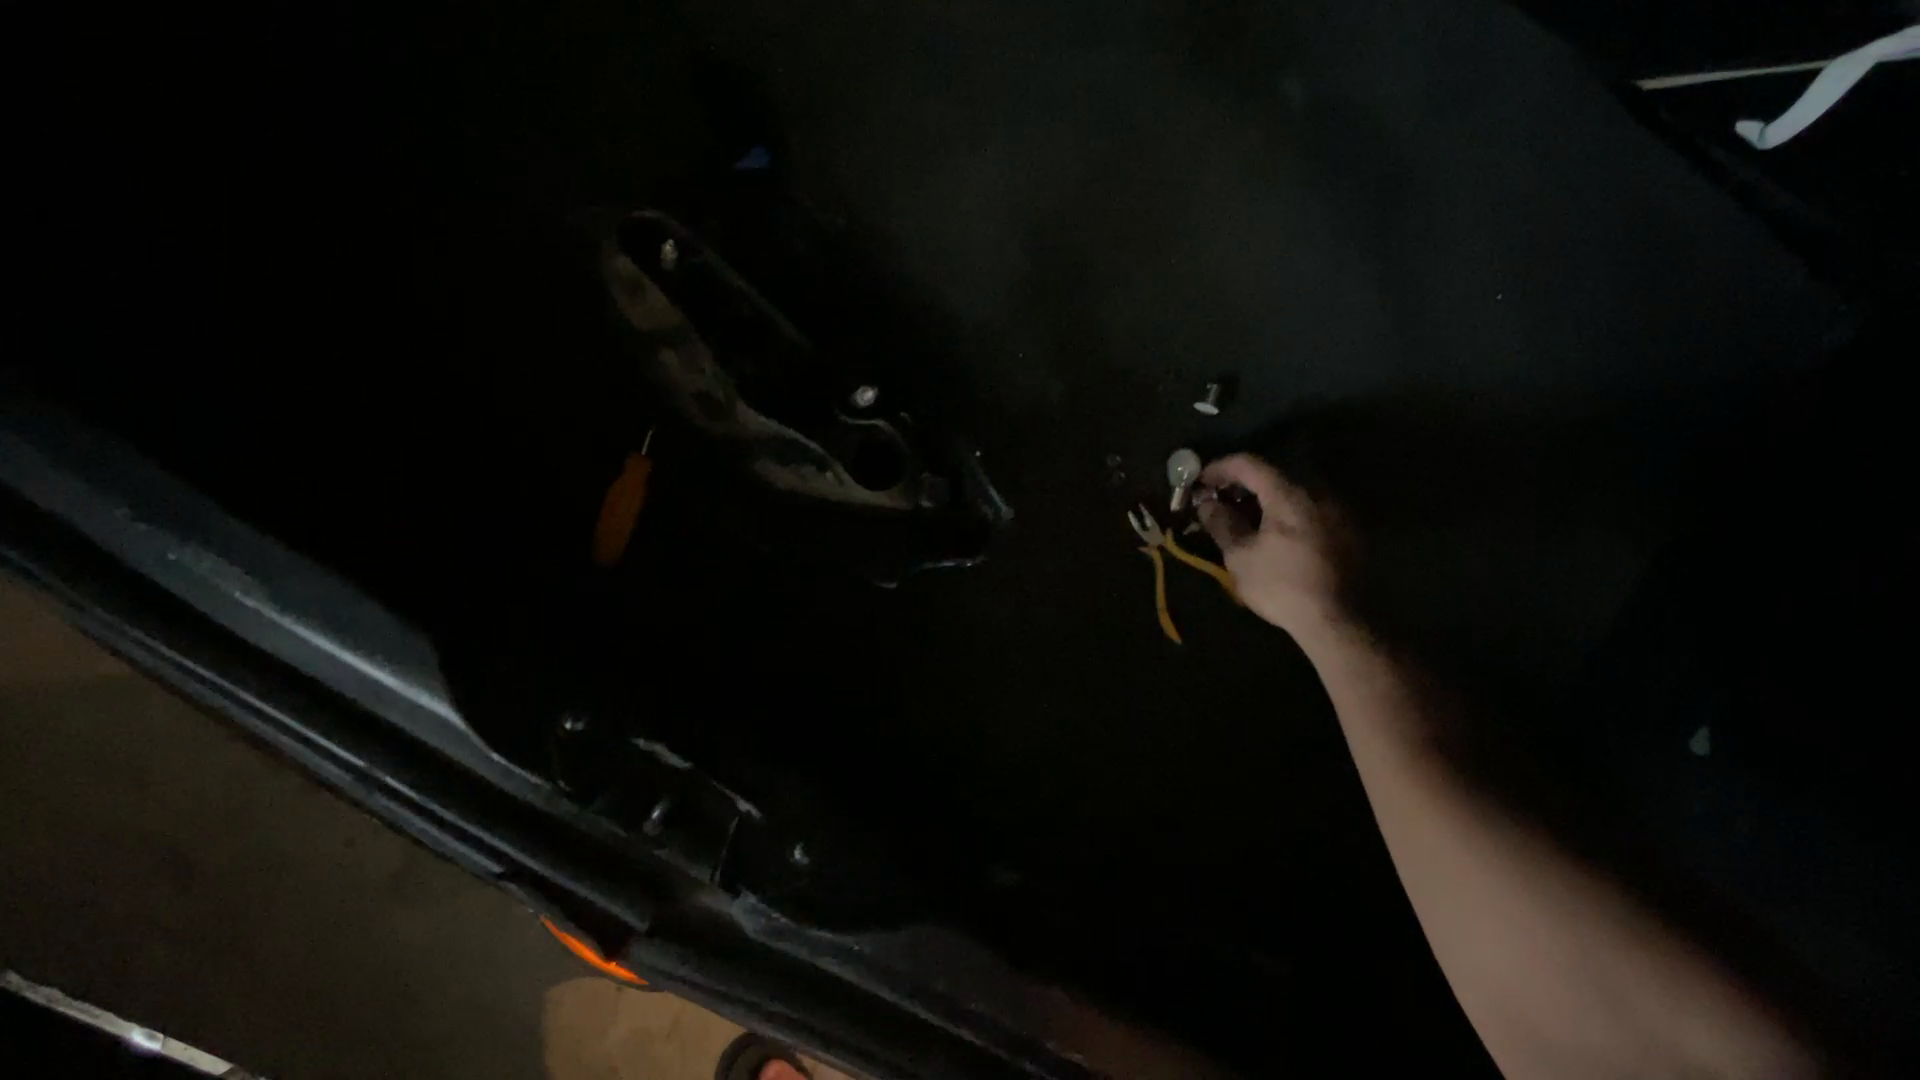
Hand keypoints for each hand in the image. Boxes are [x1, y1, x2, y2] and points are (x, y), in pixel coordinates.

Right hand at [1195, 454, 1343, 637]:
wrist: (1338, 620)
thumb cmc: (1282, 586)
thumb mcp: (1240, 557)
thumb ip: (1222, 524)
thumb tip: (1208, 504)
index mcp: (1289, 495)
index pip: (1248, 464)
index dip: (1219, 468)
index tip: (1199, 481)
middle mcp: (1317, 493)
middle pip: (1272, 477)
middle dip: (1240, 487)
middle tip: (1218, 503)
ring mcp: (1337, 512)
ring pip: (1292, 495)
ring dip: (1264, 502)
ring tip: (1243, 523)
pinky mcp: (1348, 532)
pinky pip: (1308, 512)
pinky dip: (1285, 516)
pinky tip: (1274, 538)